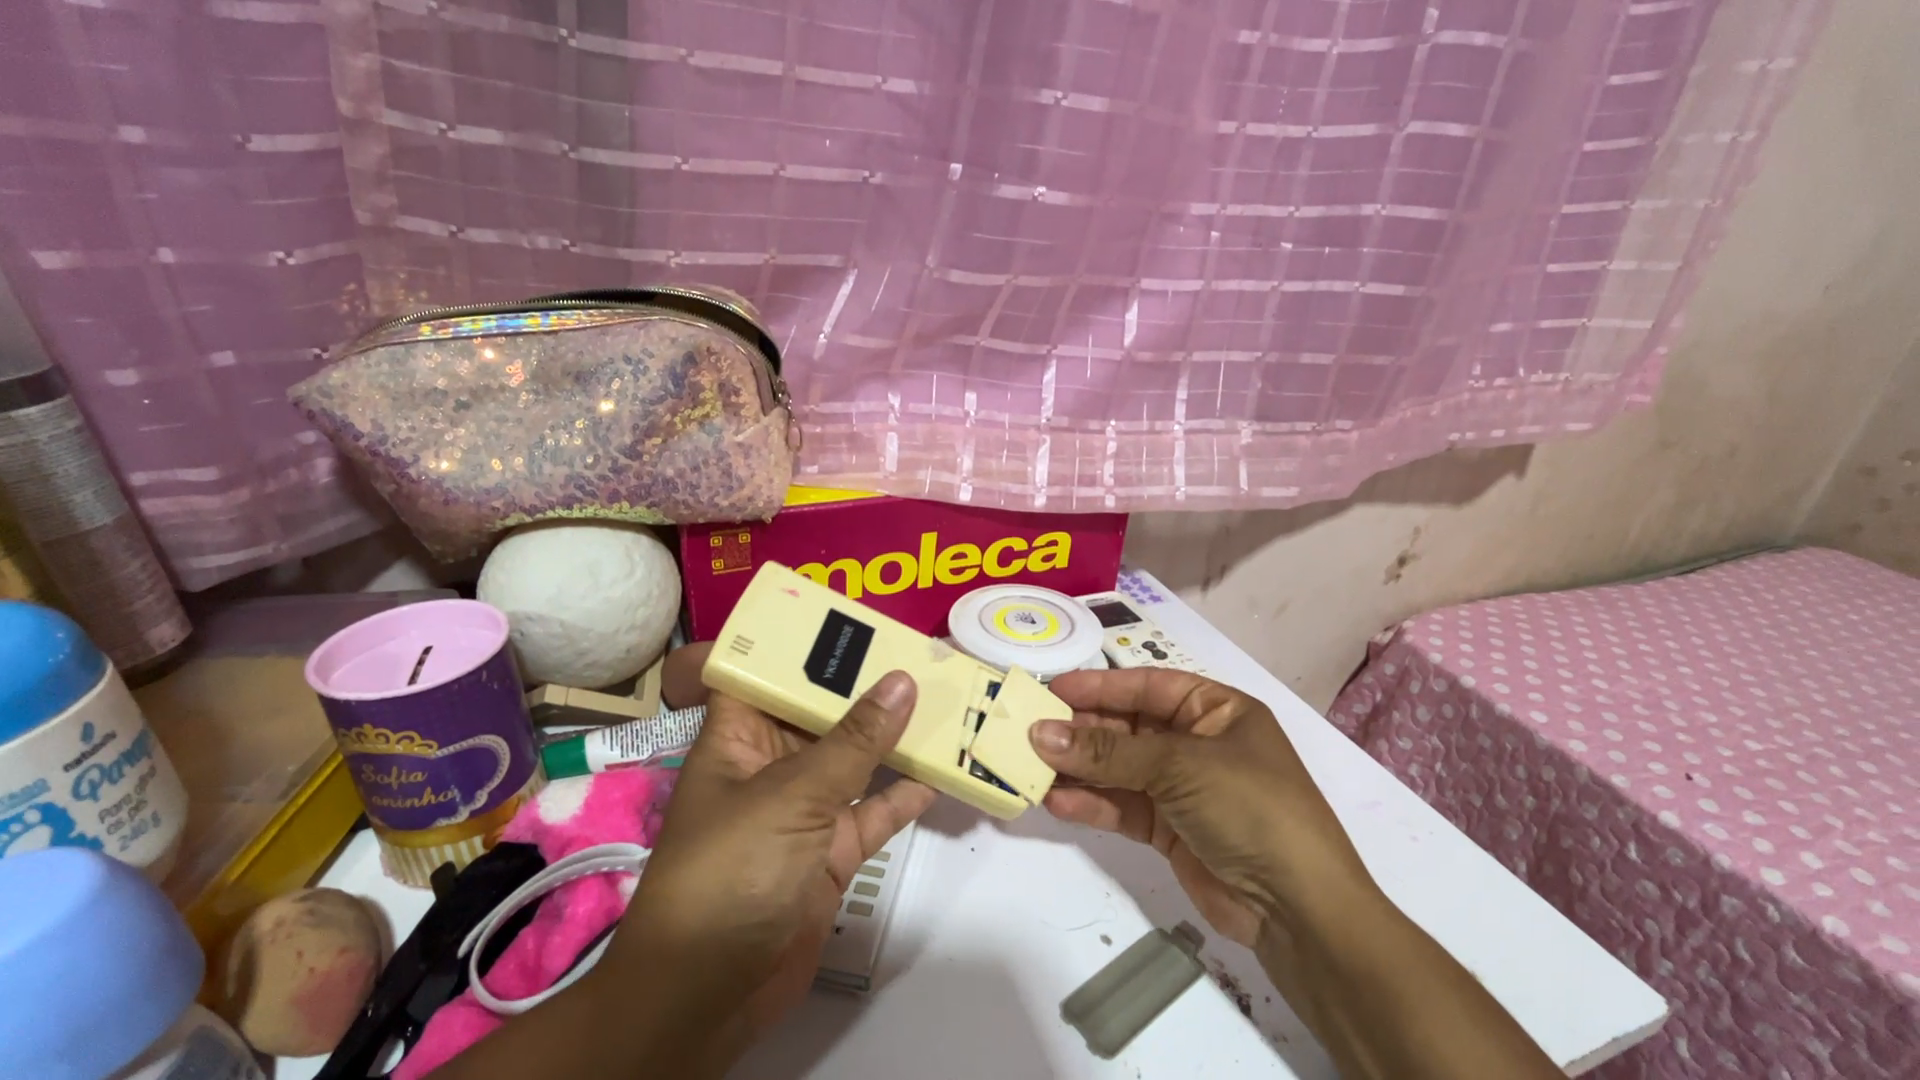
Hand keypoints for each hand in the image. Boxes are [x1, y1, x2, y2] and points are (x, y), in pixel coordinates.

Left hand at [608, 671, 935, 1065]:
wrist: (711, 989)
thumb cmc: (732, 871)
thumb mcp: (792, 796)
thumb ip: (853, 742)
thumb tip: (904, 681)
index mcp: (738, 738)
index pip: (763, 675)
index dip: (798, 645)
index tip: (849, 620)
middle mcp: (770, 766)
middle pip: (819, 715)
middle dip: (865, 687)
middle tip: (922, 653)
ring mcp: (803, 812)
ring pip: (853, 762)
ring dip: (893, 738)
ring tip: (945, 701)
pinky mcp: (830, 855)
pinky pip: (872, 814)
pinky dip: (903, 797)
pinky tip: (941, 773)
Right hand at [1029, 667, 1374, 946]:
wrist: (1297, 905)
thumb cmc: (1249, 807)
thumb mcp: (1180, 766)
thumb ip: (1108, 751)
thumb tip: (1040, 732)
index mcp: (1216, 710)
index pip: (1147, 687)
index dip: (1099, 687)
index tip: (1050, 690)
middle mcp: (1198, 744)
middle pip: (1127, 728)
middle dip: (1081, 731)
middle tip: (1028, 731)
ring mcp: (1183, 789)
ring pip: (1119, 769)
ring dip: (1078, 769)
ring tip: (1030, 768)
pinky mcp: (1169, 831)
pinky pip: (1122, 807)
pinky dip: (1091, 804)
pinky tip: (1057, 802)